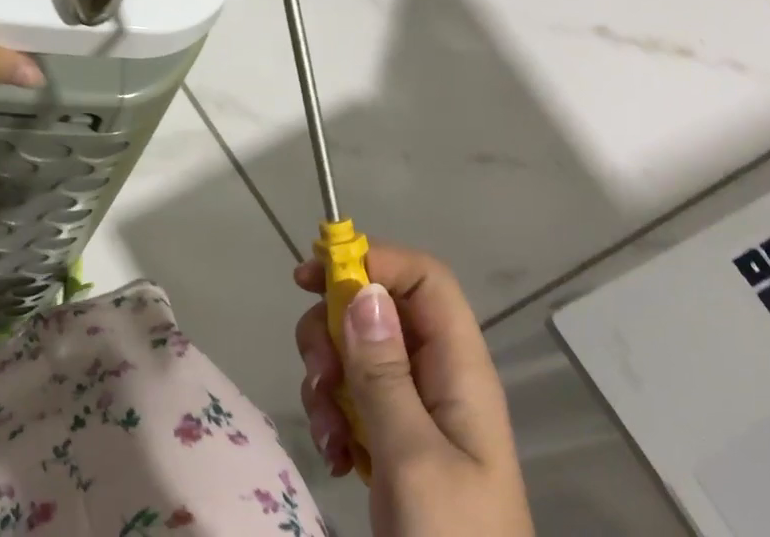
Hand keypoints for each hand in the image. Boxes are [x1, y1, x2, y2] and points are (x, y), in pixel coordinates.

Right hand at [294, 246, 533, 536]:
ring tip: (327, 432)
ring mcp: (415, 408)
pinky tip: (333, 453)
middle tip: (316, 372)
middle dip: (329, 330)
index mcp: (460, 373)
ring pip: (353, 351)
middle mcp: (438, 378)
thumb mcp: (411, 455)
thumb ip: (382, 373)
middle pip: (375, 309)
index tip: (309, 278)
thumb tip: (363, 289)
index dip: (371, 261)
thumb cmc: (450, 534)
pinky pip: (349, 395)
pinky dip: (329, 414)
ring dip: (324, 380)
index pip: (425, 281)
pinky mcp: (393, 435)